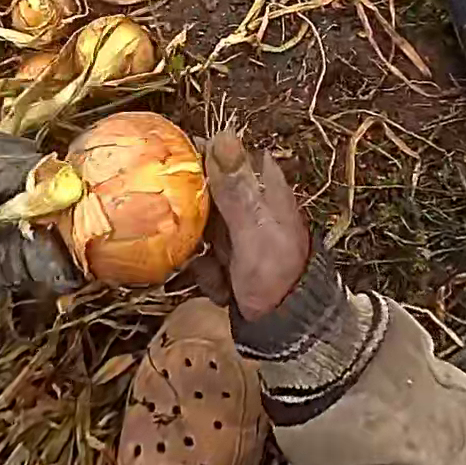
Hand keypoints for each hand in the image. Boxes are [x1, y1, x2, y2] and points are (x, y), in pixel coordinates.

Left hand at [0, 134, 79, 325]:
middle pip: (16, 152)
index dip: (52, 191)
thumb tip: (81, 263)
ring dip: (16, 181)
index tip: (63, 220)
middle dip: (35, 185)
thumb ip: (31, 258)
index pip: (26, 165)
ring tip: (9, 221)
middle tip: (36, 225)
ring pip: (0, 151)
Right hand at [203, 130, 310, 319]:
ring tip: (219, 273)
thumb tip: (224, 134)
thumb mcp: (252, 229)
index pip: (219, 155)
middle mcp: (249, 200)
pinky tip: (222, 287)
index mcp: (262, 183)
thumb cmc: (276, 274)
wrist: (289, 330)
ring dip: (201, 254)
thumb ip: (235, 187)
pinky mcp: (229, 254)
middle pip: (201, 193)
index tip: (175, 183)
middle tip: (200, 246)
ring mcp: (238, 228)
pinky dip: (208, 273)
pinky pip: (202, 254)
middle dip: (193, 224)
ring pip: (197, 226)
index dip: (193, 165)